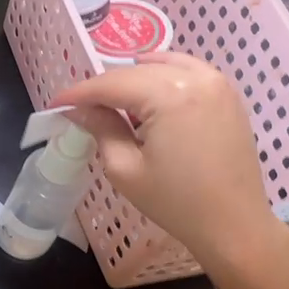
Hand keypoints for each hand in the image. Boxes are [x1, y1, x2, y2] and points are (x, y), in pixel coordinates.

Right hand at [50, 53, 286, 277]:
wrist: (232, 222)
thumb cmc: (175, 201)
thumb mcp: (125, 168)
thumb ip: (101, 128)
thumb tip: (77, 110)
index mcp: (169, 96)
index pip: (112, 84)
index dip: (79, 93)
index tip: (55, 105)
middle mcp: (195, 78)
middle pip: (135, 72)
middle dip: (102, 87)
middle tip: (77, 107)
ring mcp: (216, 83)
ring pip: (160, 66)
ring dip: (131, 78)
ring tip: (108, 100)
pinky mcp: (226, 94)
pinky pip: (186, 71)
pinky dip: (161, 74)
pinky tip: (145, 90)